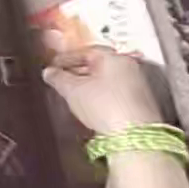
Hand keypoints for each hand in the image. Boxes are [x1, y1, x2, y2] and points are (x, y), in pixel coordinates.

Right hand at [40, 32, 163, 134]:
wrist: (133, 135)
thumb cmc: (105, 106)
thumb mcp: (72, 90)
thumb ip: (58, 78)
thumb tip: (49, 72)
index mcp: (114, 58)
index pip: (86, 52)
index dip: (66, 58)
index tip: (53, 65)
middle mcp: (129, 67)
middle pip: (98, 64)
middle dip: (76, 71)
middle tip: (60, 78)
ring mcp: (137, 85)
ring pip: (106, 78)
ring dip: (87, 83)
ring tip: (72, 93)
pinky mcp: (139, 102)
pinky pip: (113, 91)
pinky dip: (98, 94)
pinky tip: (88, 104)